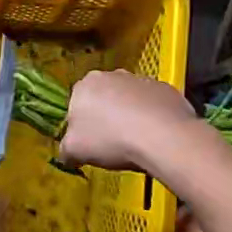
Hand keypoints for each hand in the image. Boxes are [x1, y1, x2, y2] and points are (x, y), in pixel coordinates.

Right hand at [59, 71, 198, 171]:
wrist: (164, 138)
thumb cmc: (111, 140)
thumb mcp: (75, 151)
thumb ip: (66, 150)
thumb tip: (68, 156)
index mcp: (85, 85)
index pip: (77, 103)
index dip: (82, 124)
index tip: (90, 142)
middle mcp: (112, 75)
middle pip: (104, 97)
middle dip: (106, 116)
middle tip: (111, 142)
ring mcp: (141, 79)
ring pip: (129, 99)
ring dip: (130, 115)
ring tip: (136, 141)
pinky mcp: (166, 88)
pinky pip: (153, 103)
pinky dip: (153, 116)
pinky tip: (156, 135)